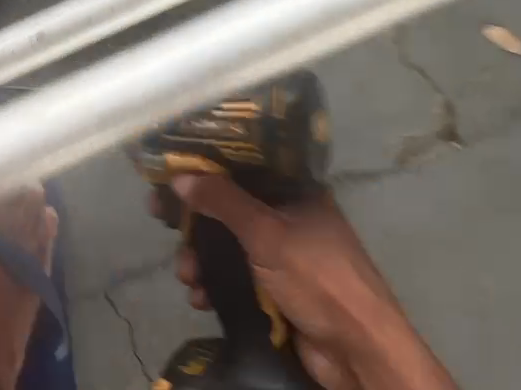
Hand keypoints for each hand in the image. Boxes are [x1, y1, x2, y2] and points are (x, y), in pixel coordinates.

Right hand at [158, 176, 457, 389]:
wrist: (359, 352)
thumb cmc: (319, 278)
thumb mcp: (267, 233)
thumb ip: (222, 201)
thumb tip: (179, 177)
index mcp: (295, 192)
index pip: (242, 167)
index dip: (204, 168)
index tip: (171, 173)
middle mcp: (288, 217)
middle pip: (228, 207)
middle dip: (195, 220)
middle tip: (160, 219)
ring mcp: (281, 255)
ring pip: (227, 244)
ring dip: (201, 258)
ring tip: (187, 275)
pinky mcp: (275, 289)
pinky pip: (234, 277)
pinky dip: (214, 284)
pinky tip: (200, 297)